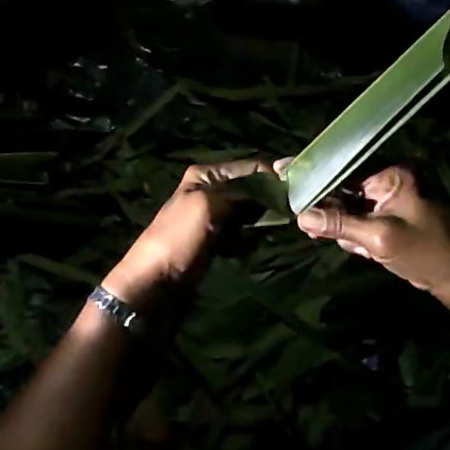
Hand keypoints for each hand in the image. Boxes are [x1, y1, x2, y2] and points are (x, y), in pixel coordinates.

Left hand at [102, 159, 267, 307]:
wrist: (156, 282)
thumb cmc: (179, 237)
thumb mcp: (209, 205)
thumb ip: (242, 193)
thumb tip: (276, 188)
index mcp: (207, 176)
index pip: (250, 167)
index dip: (272, 178)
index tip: (292, 194)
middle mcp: (212, 191)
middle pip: (253, 191)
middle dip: (266, 205)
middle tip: (278, 219)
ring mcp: (214, 217)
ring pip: (251, 215)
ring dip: (256, 227)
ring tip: (249, 238)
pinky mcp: (217, 240)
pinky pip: (243, 235)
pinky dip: (245, 242)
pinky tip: (237, 250)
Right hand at [292, 163, 449, 306]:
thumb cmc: (425, 253)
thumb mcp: (379, 238)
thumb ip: (340, 224)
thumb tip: (301, 216)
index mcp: (389, 177)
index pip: (341, 172)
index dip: (311, 177)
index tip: (280, 171)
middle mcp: (386, 185)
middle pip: (340, 194)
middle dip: (336, 219)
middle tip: (341, 237)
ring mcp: (385, 204)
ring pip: (346, 214)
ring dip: (349, 235)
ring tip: (368, 250)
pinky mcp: (385, 222)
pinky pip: (357, 226)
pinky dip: (357, 241)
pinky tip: (371, 253)